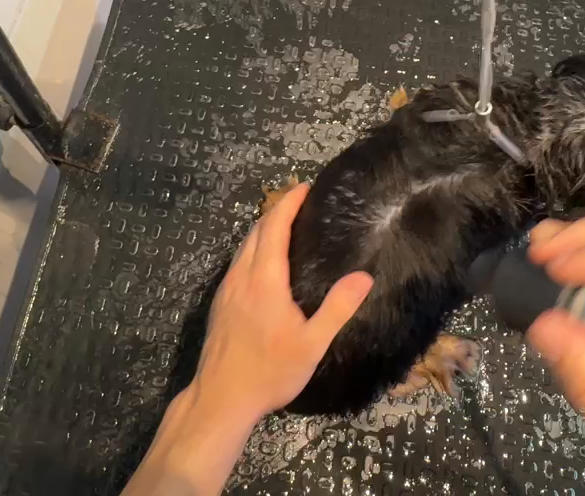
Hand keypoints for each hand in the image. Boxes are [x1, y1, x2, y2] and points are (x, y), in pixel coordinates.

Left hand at [122, 183, 372, 494]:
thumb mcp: (312, 344)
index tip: (305, 187)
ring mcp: (227, 287)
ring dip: (264, 227)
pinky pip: (238, 260)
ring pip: (244, 244)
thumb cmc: (269, 371)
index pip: (274, 226)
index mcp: (265, 278)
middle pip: (257, 229)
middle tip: (301, 201)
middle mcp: (242, 274)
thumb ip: (338, 308)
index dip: (289, 202)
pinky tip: (264, 260)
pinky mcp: (220, 301)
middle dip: (277, 209)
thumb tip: (364, 277)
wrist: (220, 398)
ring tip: (285, 224)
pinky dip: (253, 246)